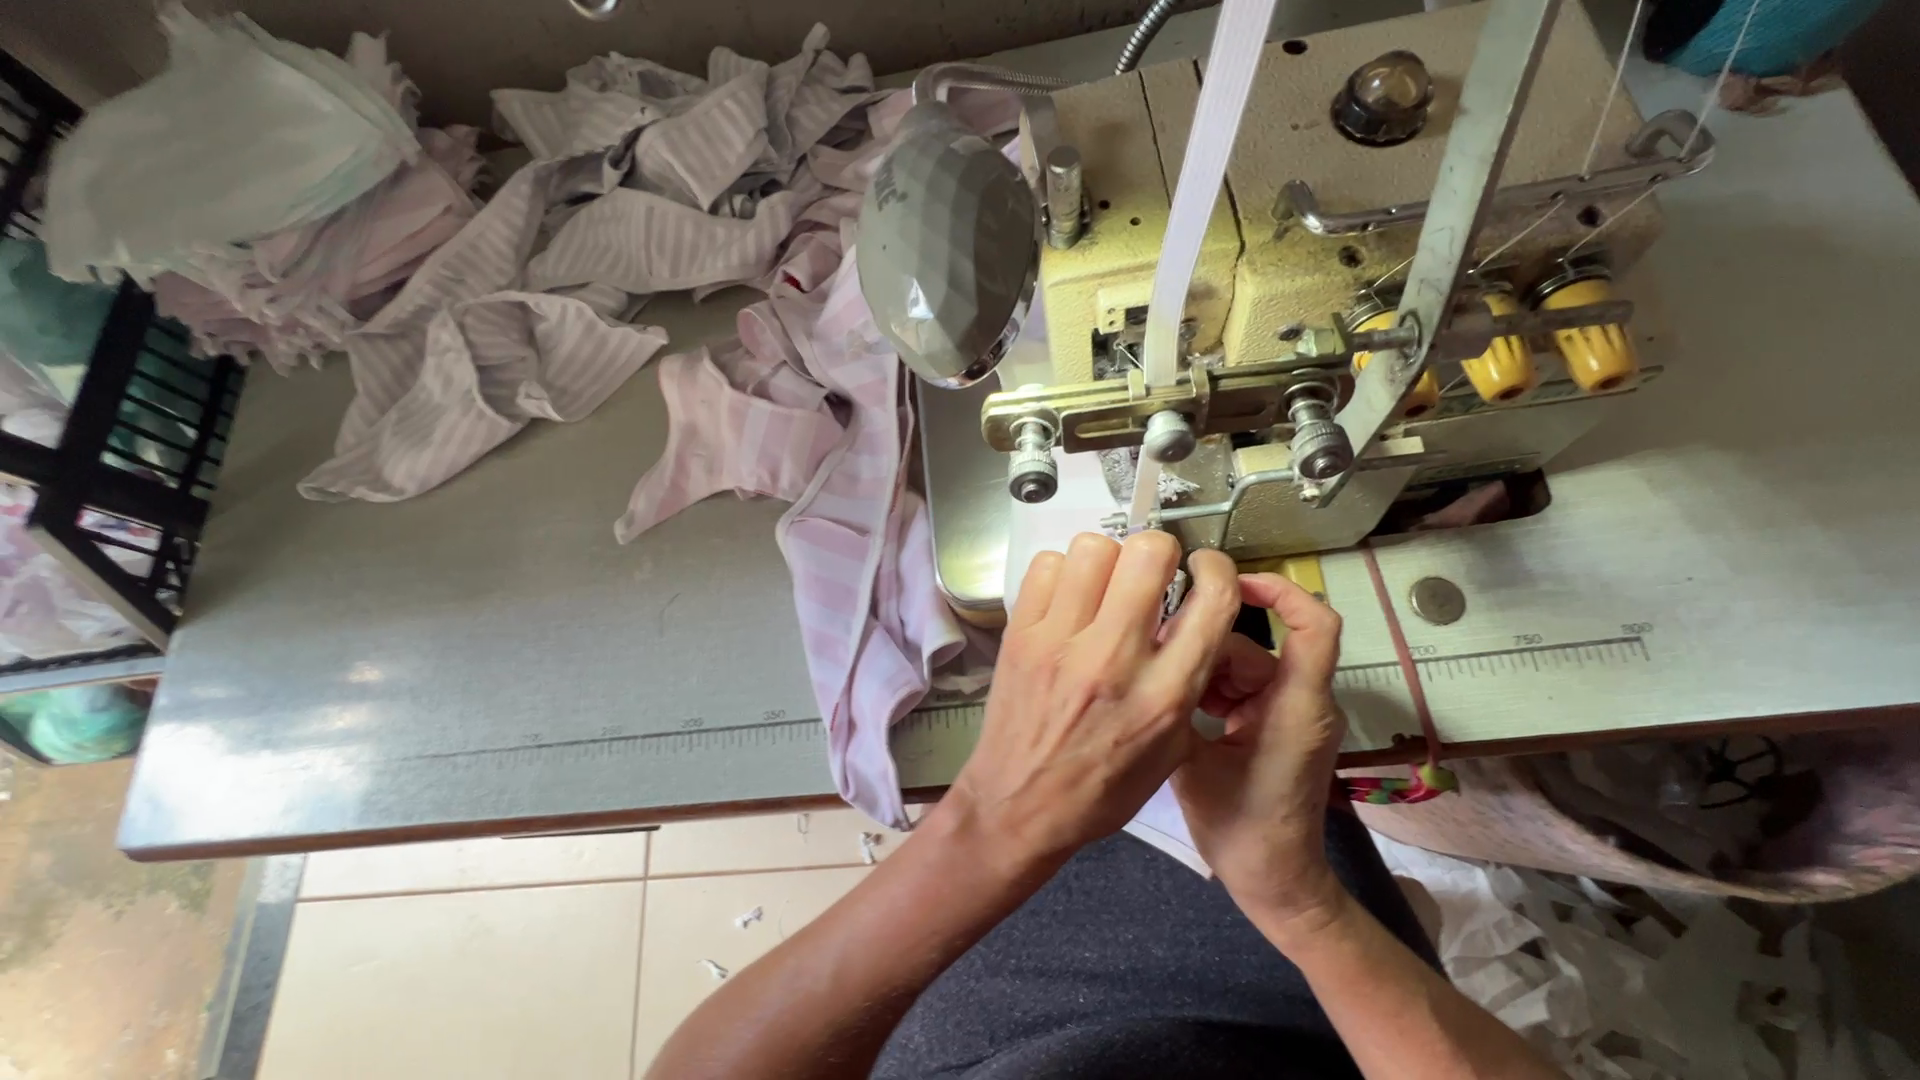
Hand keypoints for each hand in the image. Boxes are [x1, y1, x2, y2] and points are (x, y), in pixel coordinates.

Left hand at [945, 531, 1240, 877]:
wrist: (1020, 806)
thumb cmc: (1103, 787)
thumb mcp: (1172, 747)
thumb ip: (1190, 678)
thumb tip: (1193, 616)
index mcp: (1166, 695)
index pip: (1213, 600)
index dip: (1219, 570)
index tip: (1204, 570)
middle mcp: (1115, 660)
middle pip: (1148, 554)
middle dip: (1160, 551)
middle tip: (1150, 573)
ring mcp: (1060, 643)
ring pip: (1094, 548)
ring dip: (1109, 558)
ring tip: (1105, 585)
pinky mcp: (1020, 635)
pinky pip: (1047, 565)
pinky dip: (1064, 572)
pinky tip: (1068, 599)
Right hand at [1173, 573, 1350, 942]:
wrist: (1275, 883)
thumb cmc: (1241, 830)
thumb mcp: (1192, 764)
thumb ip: (1175, 706)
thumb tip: (1149, 656)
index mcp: (1296, 707)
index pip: (1314, 624)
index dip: (1278, 590)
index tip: (1226, 581)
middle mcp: (1303, 702)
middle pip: (1257, 645)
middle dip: (1207, 646)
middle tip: (1157, 652)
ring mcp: (1291, 714)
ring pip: (1244, 665)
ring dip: (1204, 670)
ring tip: (1163, 687)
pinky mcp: (1277, 726)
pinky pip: (1244, 688)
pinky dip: (1211, 689)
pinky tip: (1178, 706)